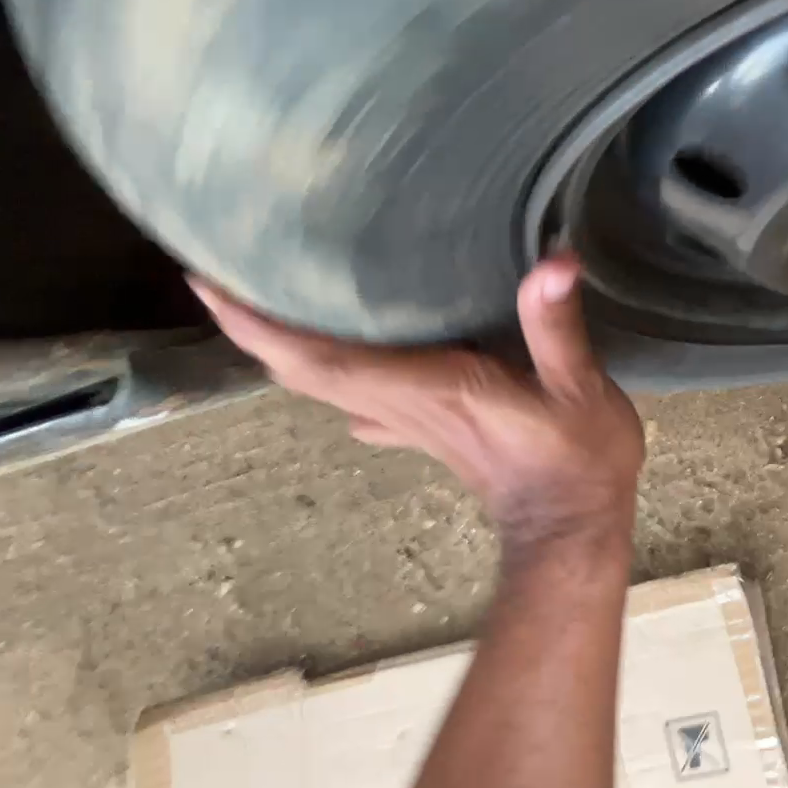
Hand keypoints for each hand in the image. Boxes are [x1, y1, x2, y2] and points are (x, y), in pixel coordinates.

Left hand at [188, 254, 644, 557]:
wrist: (572, 526)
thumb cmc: (577, 459)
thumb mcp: (581, 389)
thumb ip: (558, 328)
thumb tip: (554, 261)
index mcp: (433, 388)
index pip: (323, 359)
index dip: (261, 324)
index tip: (205, 280)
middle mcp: (407, 405)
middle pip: (305, 371)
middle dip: (254, 327)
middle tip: (221, 273)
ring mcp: (412, 425)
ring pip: (324, 387)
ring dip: (285, 350)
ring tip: (269, 304)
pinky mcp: (428, 435)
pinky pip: (359, 404)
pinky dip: (332, 379)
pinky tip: (340, 365)